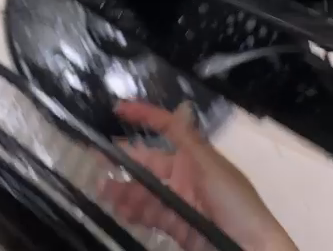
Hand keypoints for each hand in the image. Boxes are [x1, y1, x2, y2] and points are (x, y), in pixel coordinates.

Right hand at [102, 101, 296, 250]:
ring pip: (145, 190)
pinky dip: (134, 211)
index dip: (144, 116)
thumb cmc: (235, 203)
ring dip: (124, 189)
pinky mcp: (177, 227)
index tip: (118, 108)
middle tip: (96, 157)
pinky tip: (119, 209)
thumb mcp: (212, 166)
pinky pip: (150, 214)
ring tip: (104, 191)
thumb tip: (180, 106)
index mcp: (194, 157)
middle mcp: (184, 175)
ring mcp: (179, 202)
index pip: (166, 129)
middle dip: (124, 160)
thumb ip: (189, 139)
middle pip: (148, 163)